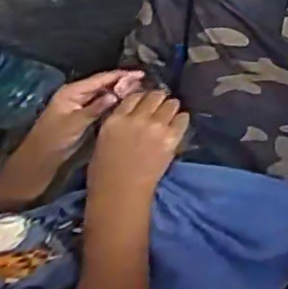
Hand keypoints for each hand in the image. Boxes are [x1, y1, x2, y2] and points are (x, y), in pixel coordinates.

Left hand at [18, 69, 145, 164]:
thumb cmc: (52, 140)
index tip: (142, 75)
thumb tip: (116, 94)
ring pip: (106, 93)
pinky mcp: (85, 114)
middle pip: (105, 83)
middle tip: (146, 85)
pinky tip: (129, 103)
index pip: (101, 78)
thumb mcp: (74, 123)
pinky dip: (116, 102)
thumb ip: (95, 108)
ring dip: (122, 92)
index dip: (122, 75)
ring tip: (142, 92)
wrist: (38, 162)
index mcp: (72, 91)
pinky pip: (104, 103)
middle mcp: (78, 94)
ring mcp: (81, 104)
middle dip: (124, 82)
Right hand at [87, 89, 187, 215]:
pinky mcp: (172, 136)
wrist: (120, 193)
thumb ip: (120, 122)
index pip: (135, 96)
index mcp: (116, 120)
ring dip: (171, 110)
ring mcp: (157, 126)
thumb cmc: (104, 172)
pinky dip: (181, 121)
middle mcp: (138, 118)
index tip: (145, 105)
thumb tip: (135, 111)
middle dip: (159, 101)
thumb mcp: (104, 140)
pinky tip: (175, 129)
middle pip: (157, 95)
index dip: (142, 99)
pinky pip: (183, 118)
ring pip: (172, 103)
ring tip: (168, 119)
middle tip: (159, 111)